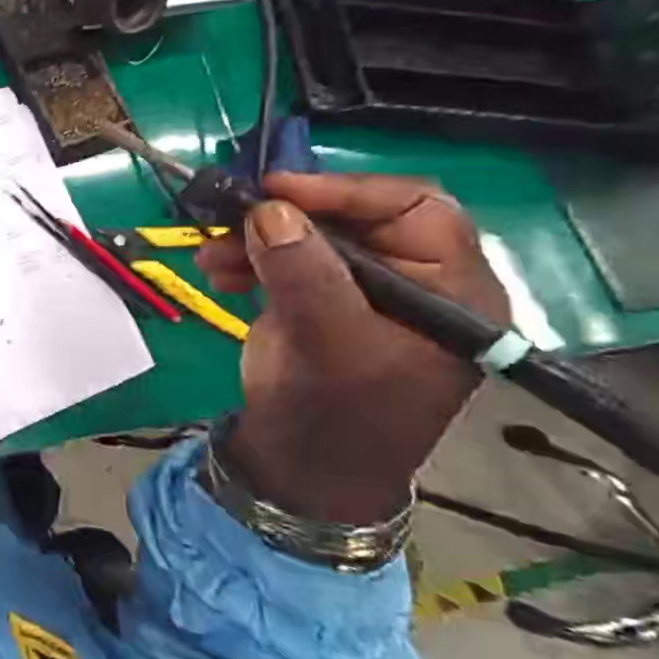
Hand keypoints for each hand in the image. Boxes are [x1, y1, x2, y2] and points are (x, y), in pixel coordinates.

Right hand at [195, 173, 508, 522]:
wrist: (303, 468)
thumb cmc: (336, 412)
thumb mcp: (328, 341)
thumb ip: (305, 272)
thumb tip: (268, 209)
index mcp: (449, 287)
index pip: (413, 208)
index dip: (344, 191)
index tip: (275, 190)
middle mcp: (410, 280)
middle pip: (351, 219)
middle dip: (284, 217)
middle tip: (228, 219)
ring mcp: (360, 292)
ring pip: (309, 237)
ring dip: (254, 239)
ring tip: (209, 255)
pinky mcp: (319, 302)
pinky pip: (284, 262)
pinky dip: (247, 260)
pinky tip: (217, 270)